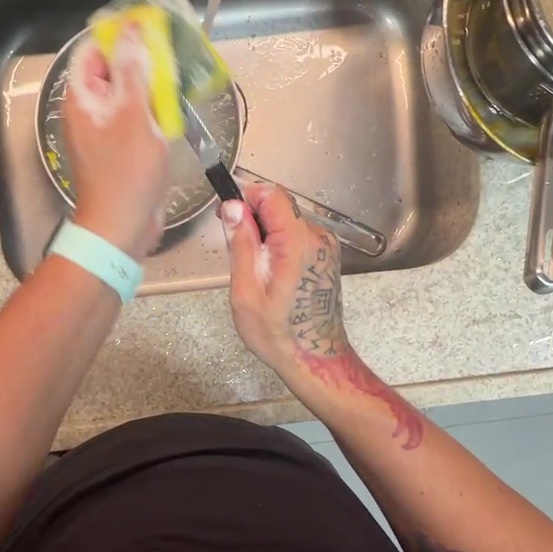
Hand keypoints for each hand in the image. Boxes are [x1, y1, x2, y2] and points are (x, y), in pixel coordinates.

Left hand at [63, 32, 169, 259]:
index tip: (150, 27)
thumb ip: (133, 69)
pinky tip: (174, 111)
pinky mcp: (120, 151)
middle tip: (172, 52)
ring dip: (151, 87)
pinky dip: (153, 112)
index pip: (94, 49)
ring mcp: (103, 133)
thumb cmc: (125, 174)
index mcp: (82, 98)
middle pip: (112, 71)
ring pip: (127, 96)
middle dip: (141, 60)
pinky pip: (135, 120)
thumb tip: (130, 30)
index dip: (119, 34)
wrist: (121, 228)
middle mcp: (89, 112)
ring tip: (178, 78)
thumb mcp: (133, 114)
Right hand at [222, 183, 349, 378]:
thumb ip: (241, 244)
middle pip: (280, 206)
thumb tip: (234, 207)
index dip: (245, 196)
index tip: (226, 213)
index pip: (271, 195)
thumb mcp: (246, 290)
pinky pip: (297, 237)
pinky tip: (269, 272)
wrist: (313, 356)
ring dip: (265, 233)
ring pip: (288, 222)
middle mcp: (317, 237)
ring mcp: (325, 246)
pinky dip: (279, 244)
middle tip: (232, 243)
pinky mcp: (327, 256)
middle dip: (253, 217)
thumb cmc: (276, 331)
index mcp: (297, 242)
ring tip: (251, 265)